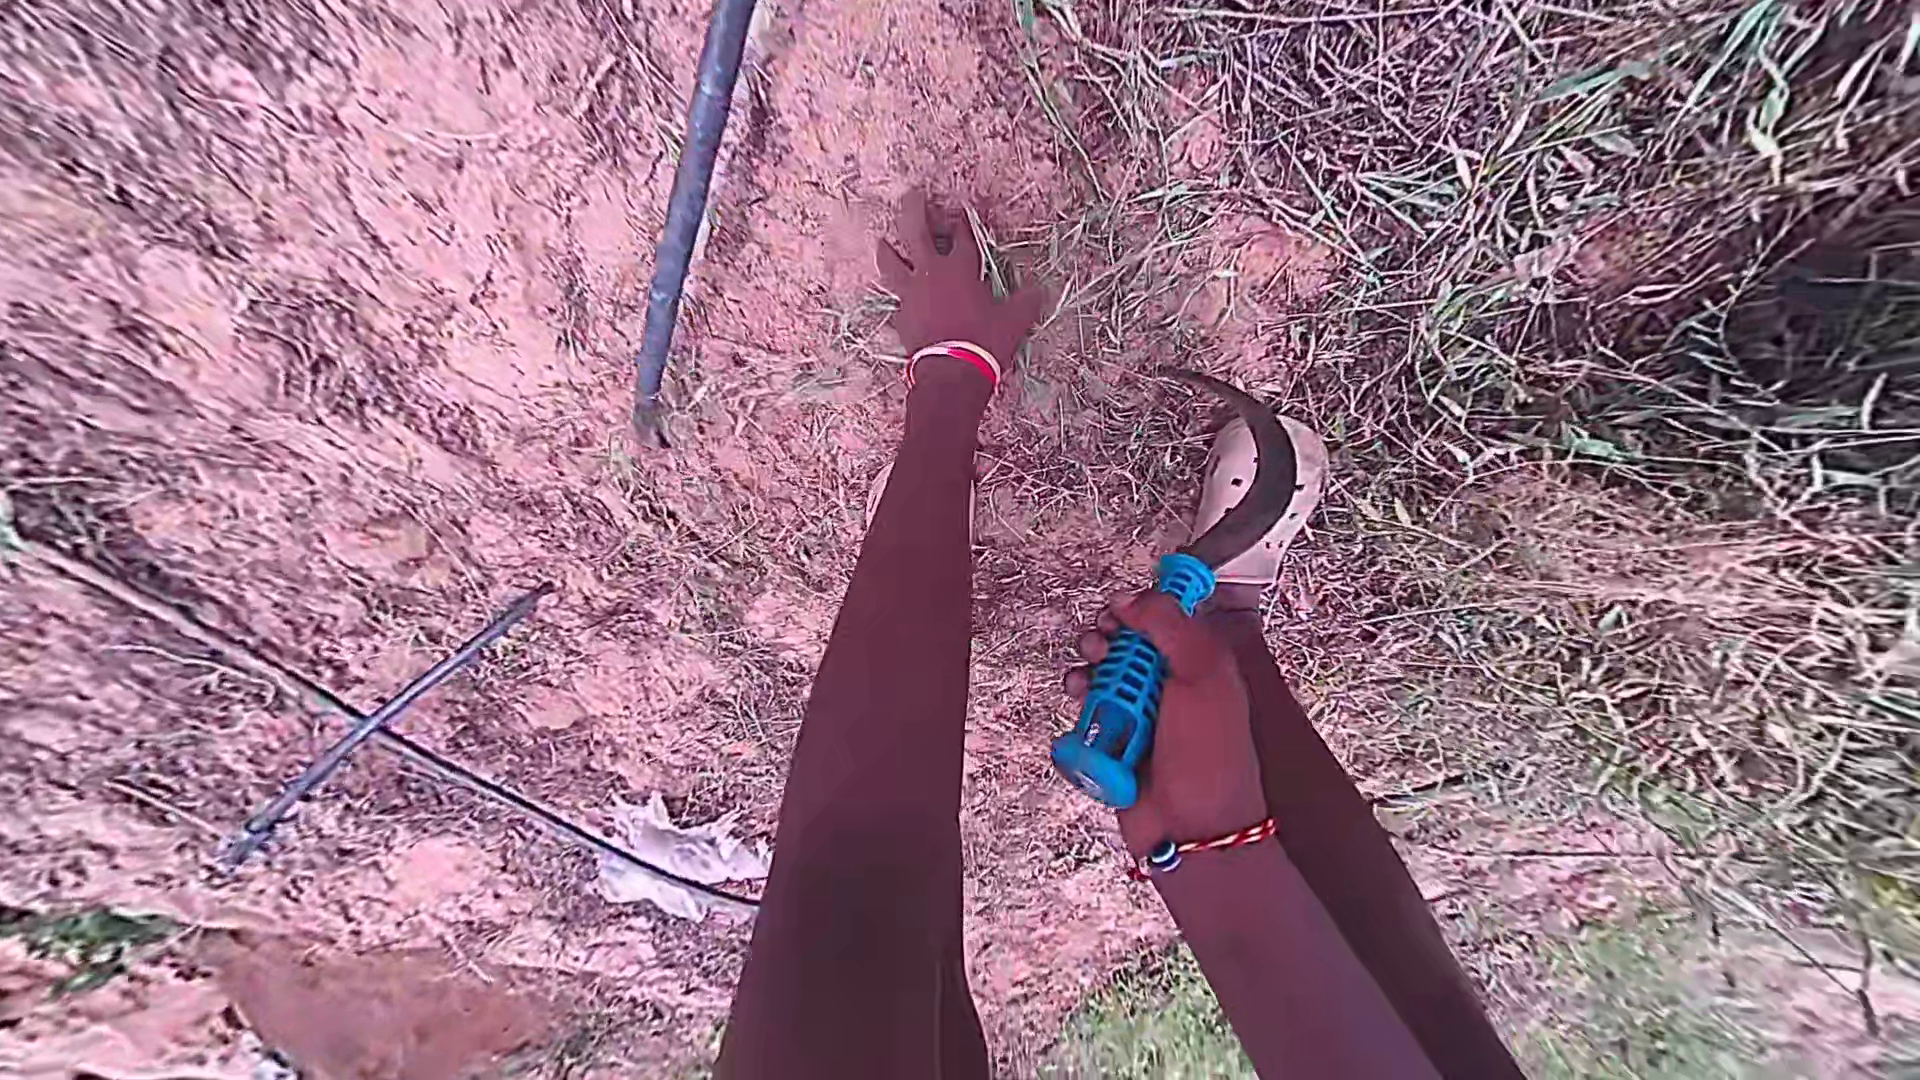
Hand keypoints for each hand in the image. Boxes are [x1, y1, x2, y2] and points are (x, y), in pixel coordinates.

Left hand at [875, 189, 1047, 373]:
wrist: (951, 375)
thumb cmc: (985, 342)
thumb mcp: (1015, 321)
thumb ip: (1027, 301)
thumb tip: (1040, 289)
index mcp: (961, 266)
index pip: (963, 234)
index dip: (965, 221)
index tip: (964, 212)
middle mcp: (931, 272)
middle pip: (916, 229)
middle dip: (915, 209)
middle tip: (913, 196)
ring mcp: (911, 293)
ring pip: (891, 261)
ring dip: (888, 249)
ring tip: (885, 242)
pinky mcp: (901, 316)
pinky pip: (894, 298)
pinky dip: (895, 293)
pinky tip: (896, 294)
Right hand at [1065, 593, 1267, 856]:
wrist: (1190, 826)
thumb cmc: (1208, 752)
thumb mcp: (1203, 675)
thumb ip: (1170, 626)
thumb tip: (1131, 597)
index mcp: (1195, 660)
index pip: (1162, 615)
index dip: (1139, 606)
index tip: (1121, 610)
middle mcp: (1165, 678)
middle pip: (1125, 637)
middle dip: (1107, 634)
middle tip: (1103, 642)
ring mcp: (1137, 705)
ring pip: (1101, 665)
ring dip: (1089, 663)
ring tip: (1089, 673)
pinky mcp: (1111, 728)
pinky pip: (1086, 698)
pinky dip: (1078, 692)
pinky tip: (1078, 693)